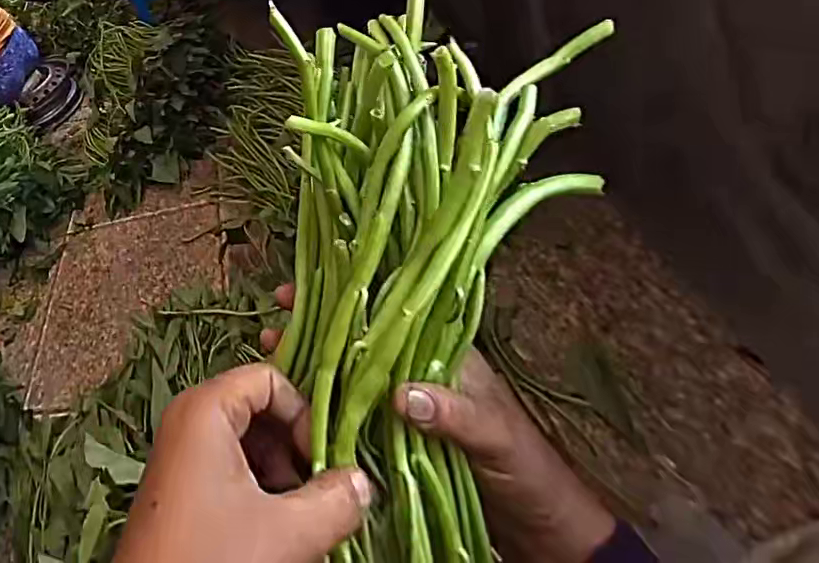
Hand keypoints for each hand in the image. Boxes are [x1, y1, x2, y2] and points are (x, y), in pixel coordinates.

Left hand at [113, 364, 370, 562]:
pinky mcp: (182, 475)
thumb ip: (332, 502)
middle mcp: (190, 414)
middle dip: (294, 445)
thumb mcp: (283, 533)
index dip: (302, 412)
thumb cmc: (211, 556)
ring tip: (301, 513)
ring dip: (281, 469)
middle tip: (319, 489)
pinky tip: (276, 524)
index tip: (322, 459)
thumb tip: (363, 482)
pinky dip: (259, 484)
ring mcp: (183, 445)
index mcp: (206, 406)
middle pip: (258, 406)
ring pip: (247, 436)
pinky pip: (229, 459)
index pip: (267, 378)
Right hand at [261, 285, 616, 562]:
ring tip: (275, 351)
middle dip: (314, 323)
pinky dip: (323, 399)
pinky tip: (297, 398)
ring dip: (312, 358)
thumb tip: (402, 395)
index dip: (340, 294)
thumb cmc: (527, 469)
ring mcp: (400, 397)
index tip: (299, 290)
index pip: (382, 306)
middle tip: (276, 320)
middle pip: (355, 333)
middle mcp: (412, 364)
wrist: (544, 528)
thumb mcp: (495, 435)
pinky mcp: (393, 431)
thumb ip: (453, 412)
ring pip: (347, 367)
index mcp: (437, 347)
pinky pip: (351, 407)